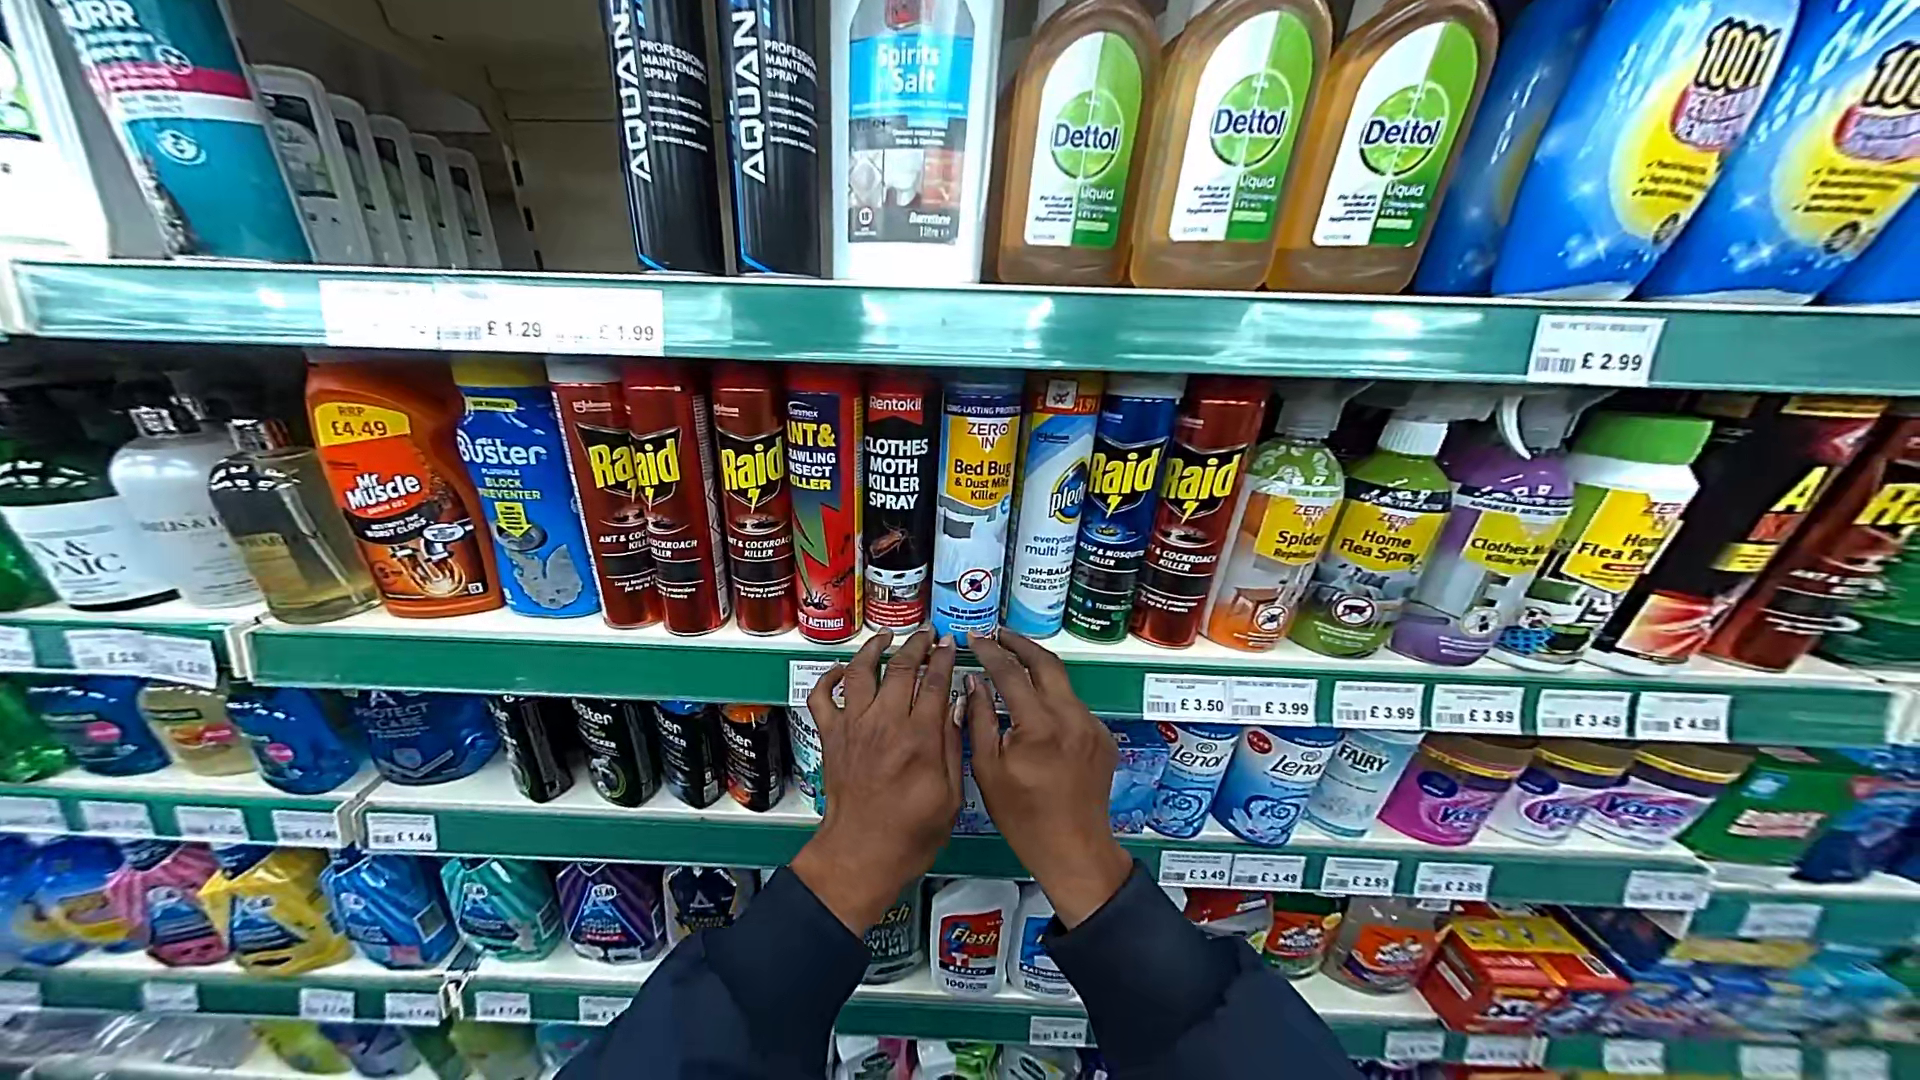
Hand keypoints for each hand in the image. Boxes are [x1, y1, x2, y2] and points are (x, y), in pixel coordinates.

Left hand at [790, 629, 961, 933]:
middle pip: (901, 668)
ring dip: (874, 648)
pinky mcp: (831, 736)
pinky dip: (830, 678)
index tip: (949, 643)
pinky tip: (843, 669)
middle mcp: (885, 723)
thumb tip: (957, 704)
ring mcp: (853, 726)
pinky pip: (821, 697)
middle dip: (917, 645)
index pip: (935, 681)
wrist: (859, 856)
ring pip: (862, 671)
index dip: (944, 657)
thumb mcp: (950, 795)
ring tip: (886, 636)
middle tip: (927, 634)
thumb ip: (952, 744)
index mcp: (919, 737)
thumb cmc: (911, 833)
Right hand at [965, 630, 1132, 927]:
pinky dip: (1052, 695)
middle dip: (1020, 643)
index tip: (974, 637)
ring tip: (1013, 662)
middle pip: (1046, 662)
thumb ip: (979, 720)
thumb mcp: (988, 770)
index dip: (989, 650)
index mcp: (1038, 725)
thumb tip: (974, 681)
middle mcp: (1070, 717)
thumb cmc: (1023, 817)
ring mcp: (1091, 725)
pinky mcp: (1102, 736)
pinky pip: (1073, 704)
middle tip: (998, 633)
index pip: (1010, 672)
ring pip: (1062, 682)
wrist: (1075, 850)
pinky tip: (1036, 704)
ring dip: (1037, 668)